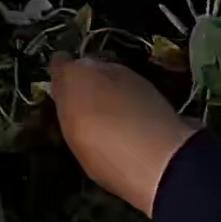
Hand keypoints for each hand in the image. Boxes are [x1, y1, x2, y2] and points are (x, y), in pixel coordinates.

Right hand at [48, 53, 198, 215]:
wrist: (161, 158)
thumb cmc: (104, 149)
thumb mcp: (72, 133)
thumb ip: (67, 106)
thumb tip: (64, 91)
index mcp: (73, 74)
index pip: (60, 63)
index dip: (61, 76)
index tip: (62, 94)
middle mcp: (100, 66)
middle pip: (88, 68)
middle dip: (88, 83)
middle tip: (88, 110)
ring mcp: (130, 75)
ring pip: (112, 78)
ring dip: (111, 92)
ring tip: (114, 121)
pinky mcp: (154, 89)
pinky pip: (133, 92)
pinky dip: (131, 102)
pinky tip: (135, 125)